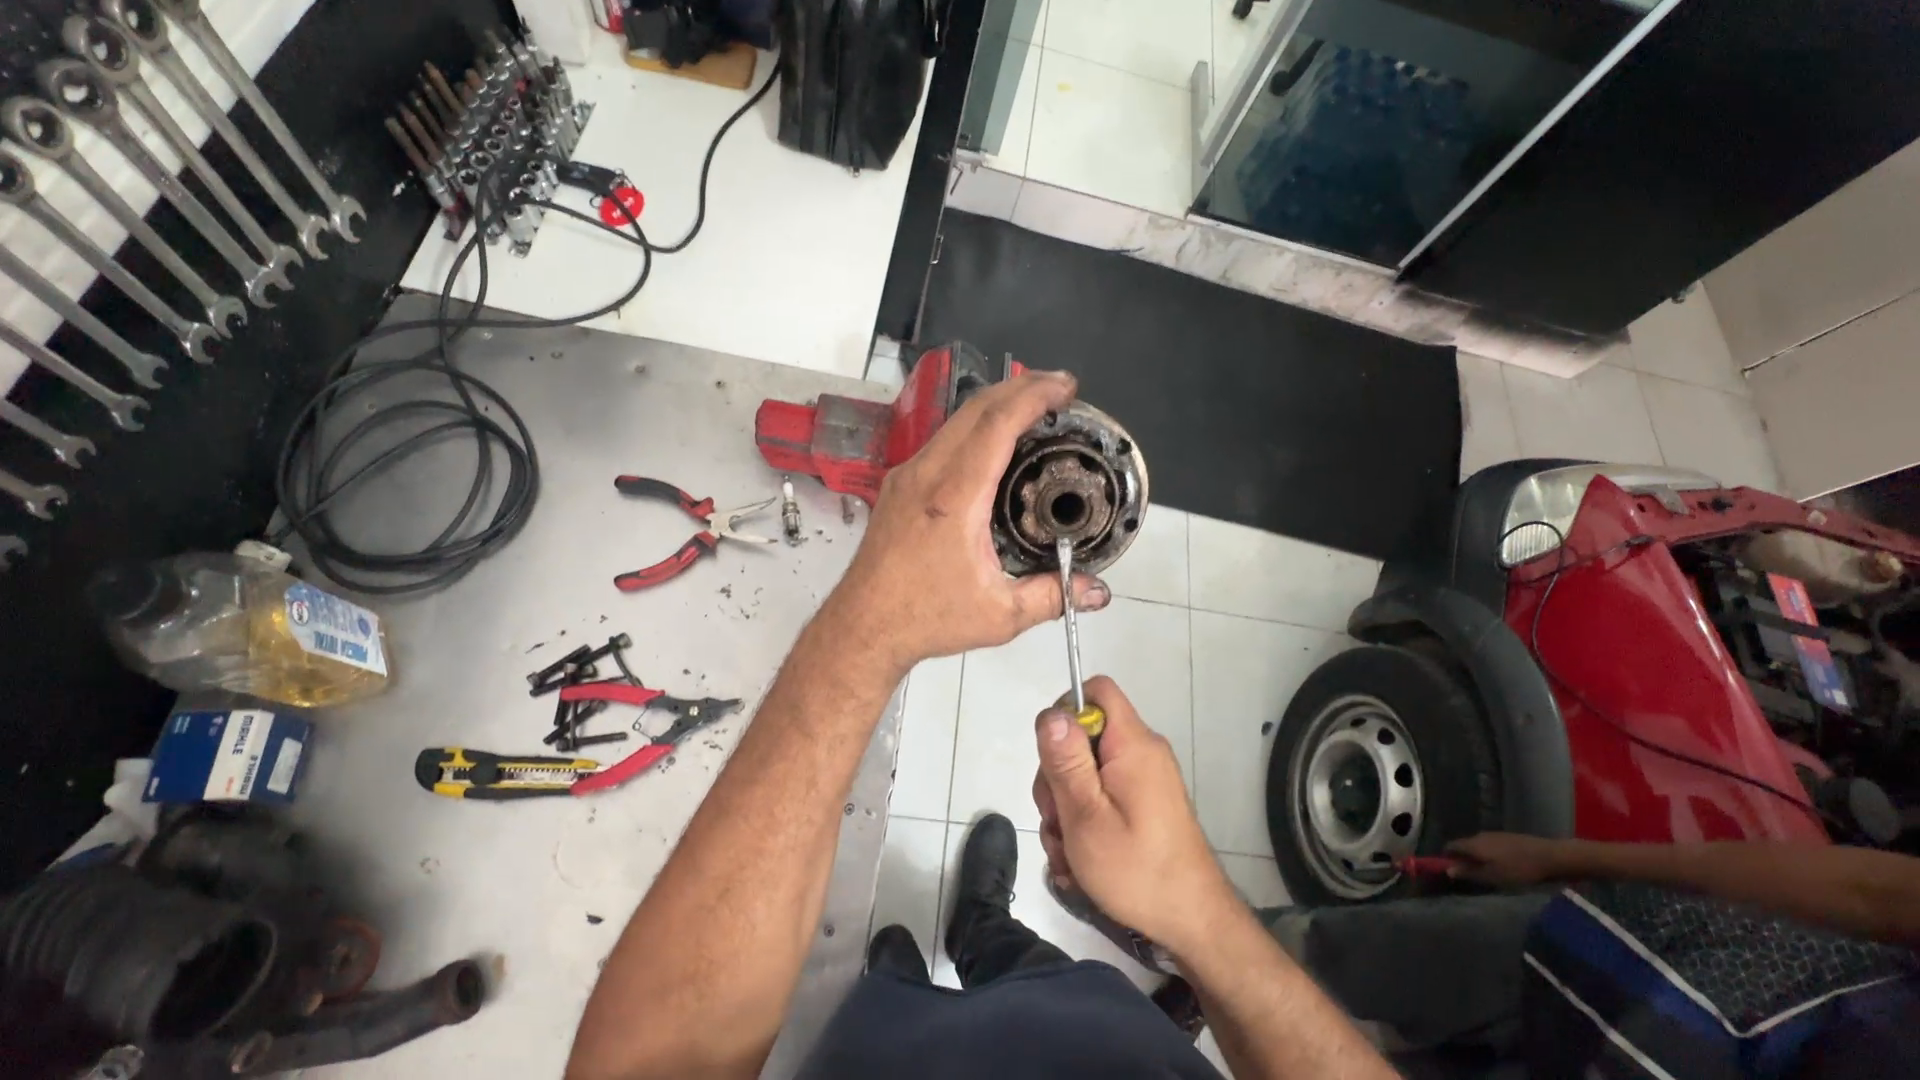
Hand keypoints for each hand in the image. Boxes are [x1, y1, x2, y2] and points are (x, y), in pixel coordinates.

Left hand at [833, 372, 1110, 670]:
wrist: (863, 626)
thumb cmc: (922, 617)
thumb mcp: (999, 614)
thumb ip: (1052, 596)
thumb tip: (1095, 590)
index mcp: (953, 498)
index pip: (996, 425)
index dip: (1033, 396)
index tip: (1064, 386)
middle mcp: (926, 476)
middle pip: (976, 408)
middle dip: (1021, 387)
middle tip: (1059, 388)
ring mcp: (907, 476)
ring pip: (955, 420)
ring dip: (996, 404)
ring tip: (1033, 407)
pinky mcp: (899, 485)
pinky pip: (940, 440)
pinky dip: (973, 426)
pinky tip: (993, 441)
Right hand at [1031, 677, 1236, 956]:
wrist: (1192, 922)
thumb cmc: (1136, 870)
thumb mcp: (1087, 816)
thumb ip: (1066, 762)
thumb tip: (1050, 713)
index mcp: (1132, 745)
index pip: (1096, 691)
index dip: (1064, 712)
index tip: (1051, 759)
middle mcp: (1141, 753)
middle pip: (1082, 737)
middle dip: (1057, 778)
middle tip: (1058, 821)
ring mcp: (1143, 780)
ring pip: (1085, 773)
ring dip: (1066, 810)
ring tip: (1069, 852)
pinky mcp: (1143, 805)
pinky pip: (1101, 797)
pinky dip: (1084, 824)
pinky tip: (1080, 860)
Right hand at [1444, 833, 1583, 887]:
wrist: (1550, 856)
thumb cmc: (1518, 869)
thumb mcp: (1493, 876)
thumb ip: (1470, 873)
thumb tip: (1448, 870)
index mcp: (1473, 844)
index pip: (1451, 846)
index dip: (1446, 856)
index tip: (1448, 868)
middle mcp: (1480, 835)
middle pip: (1464, 844)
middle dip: (1463, 857)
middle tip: (1468, 873)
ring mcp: (1495, 834)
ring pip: (1478, 844)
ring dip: (1477, 855)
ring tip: (1485, 870)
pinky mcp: (1508, 837)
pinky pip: (1491, 844)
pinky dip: (1489, 853)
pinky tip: (1501, 863)